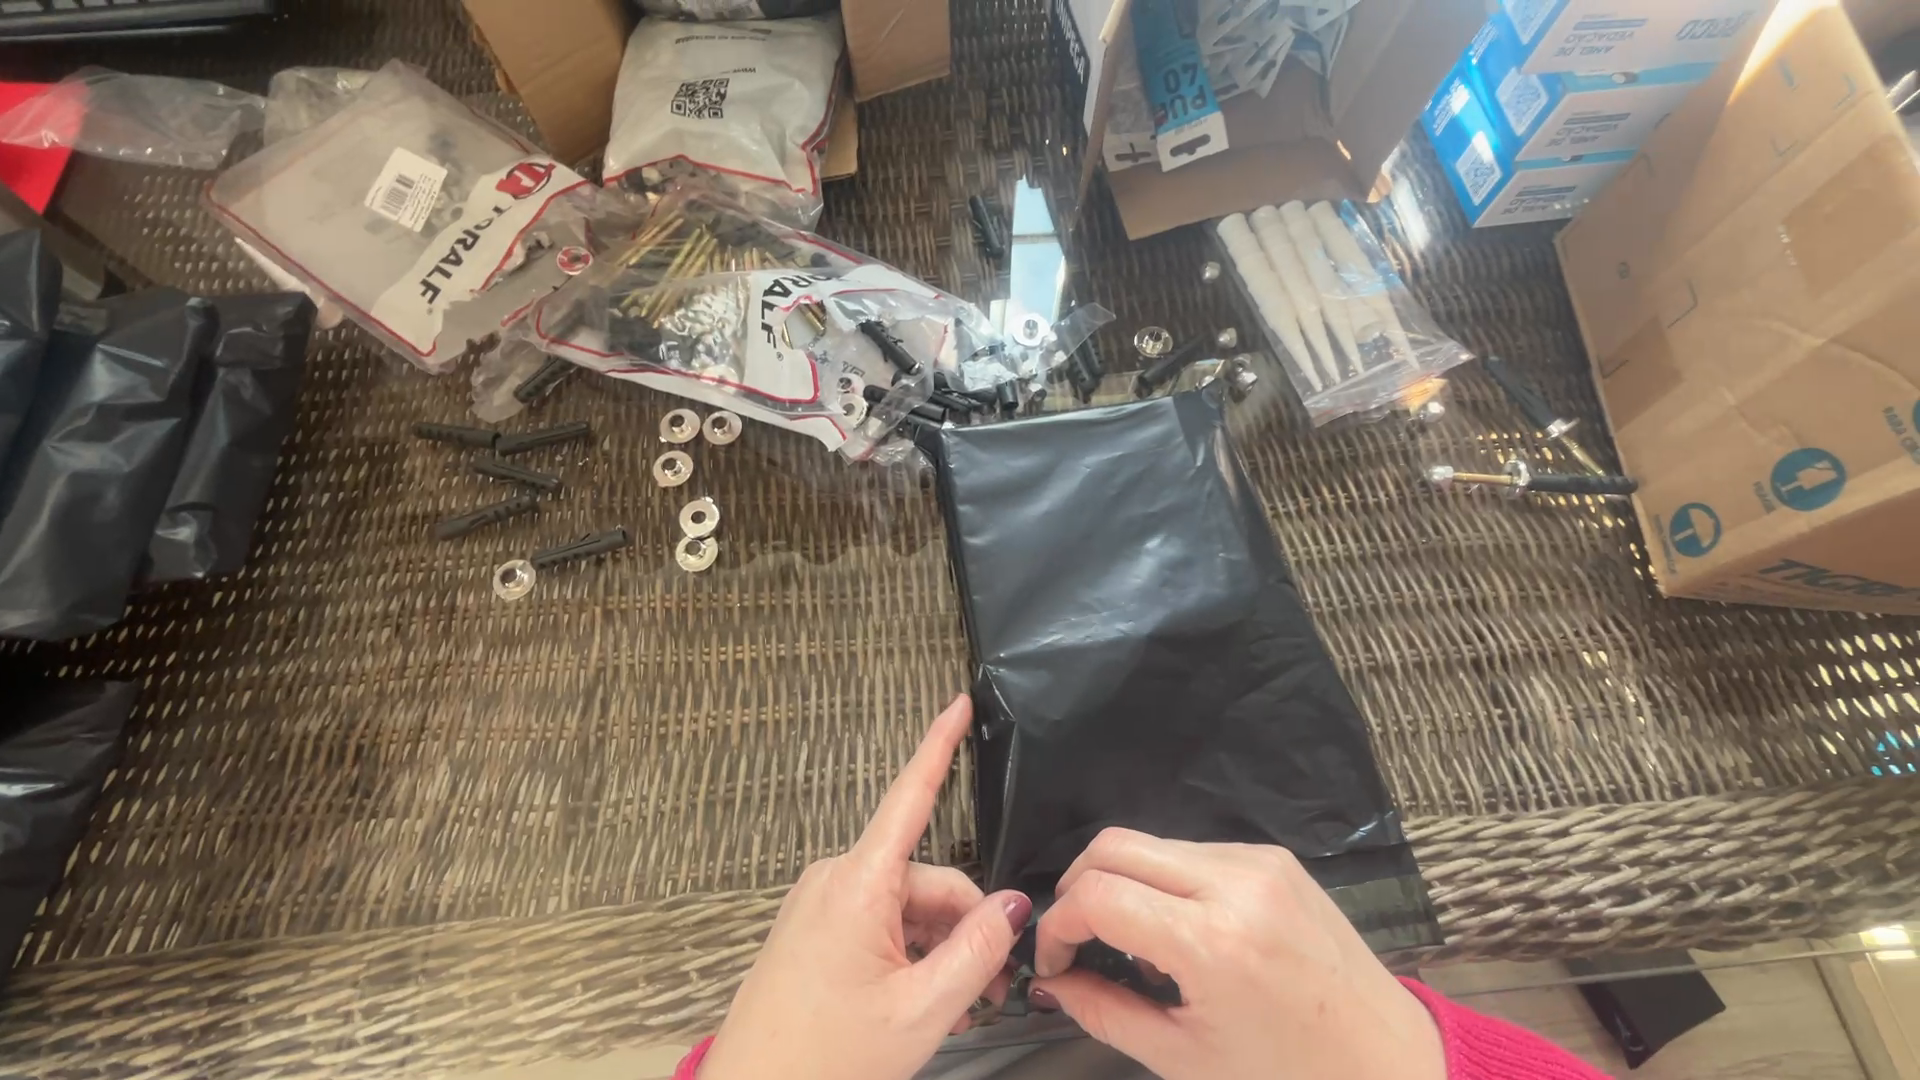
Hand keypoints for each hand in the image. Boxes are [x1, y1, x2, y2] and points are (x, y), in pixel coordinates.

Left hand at [700, 695, 1030, 1079]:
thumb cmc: (825, 1062)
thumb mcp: (920, 1011)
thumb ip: (976, 952)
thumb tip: (1014, 905)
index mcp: (858, 883)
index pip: (909, 794)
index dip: (938, 744)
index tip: (958, 702)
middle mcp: (837, 877)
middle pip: (927, 878)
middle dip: (966, 923)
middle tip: (995, 986)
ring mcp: (823, 901)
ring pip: (907, 903)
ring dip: (941, 944)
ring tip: (964, 1002)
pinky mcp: (816, 925)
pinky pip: (880, 919)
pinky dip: (910, 949)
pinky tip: (927, 993)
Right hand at [1031, 830, 1444, 1079]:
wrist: (1397, 1067)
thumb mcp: (1183, 1060)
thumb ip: (1103, 1011)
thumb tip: (1050, 982)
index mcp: (1211, 943)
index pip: (1097, 895)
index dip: (1058, 924)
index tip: (1054, 960)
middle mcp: (1232, 882)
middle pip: (1113, 845)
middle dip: (1077, 886)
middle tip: (1077, 936)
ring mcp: (1256, 859)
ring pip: (1150, 843)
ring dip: (1122, 881)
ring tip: (1136, 941)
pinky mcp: (1272, 855)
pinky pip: (1192, 850)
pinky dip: (1165, 880)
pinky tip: (1182, 928)